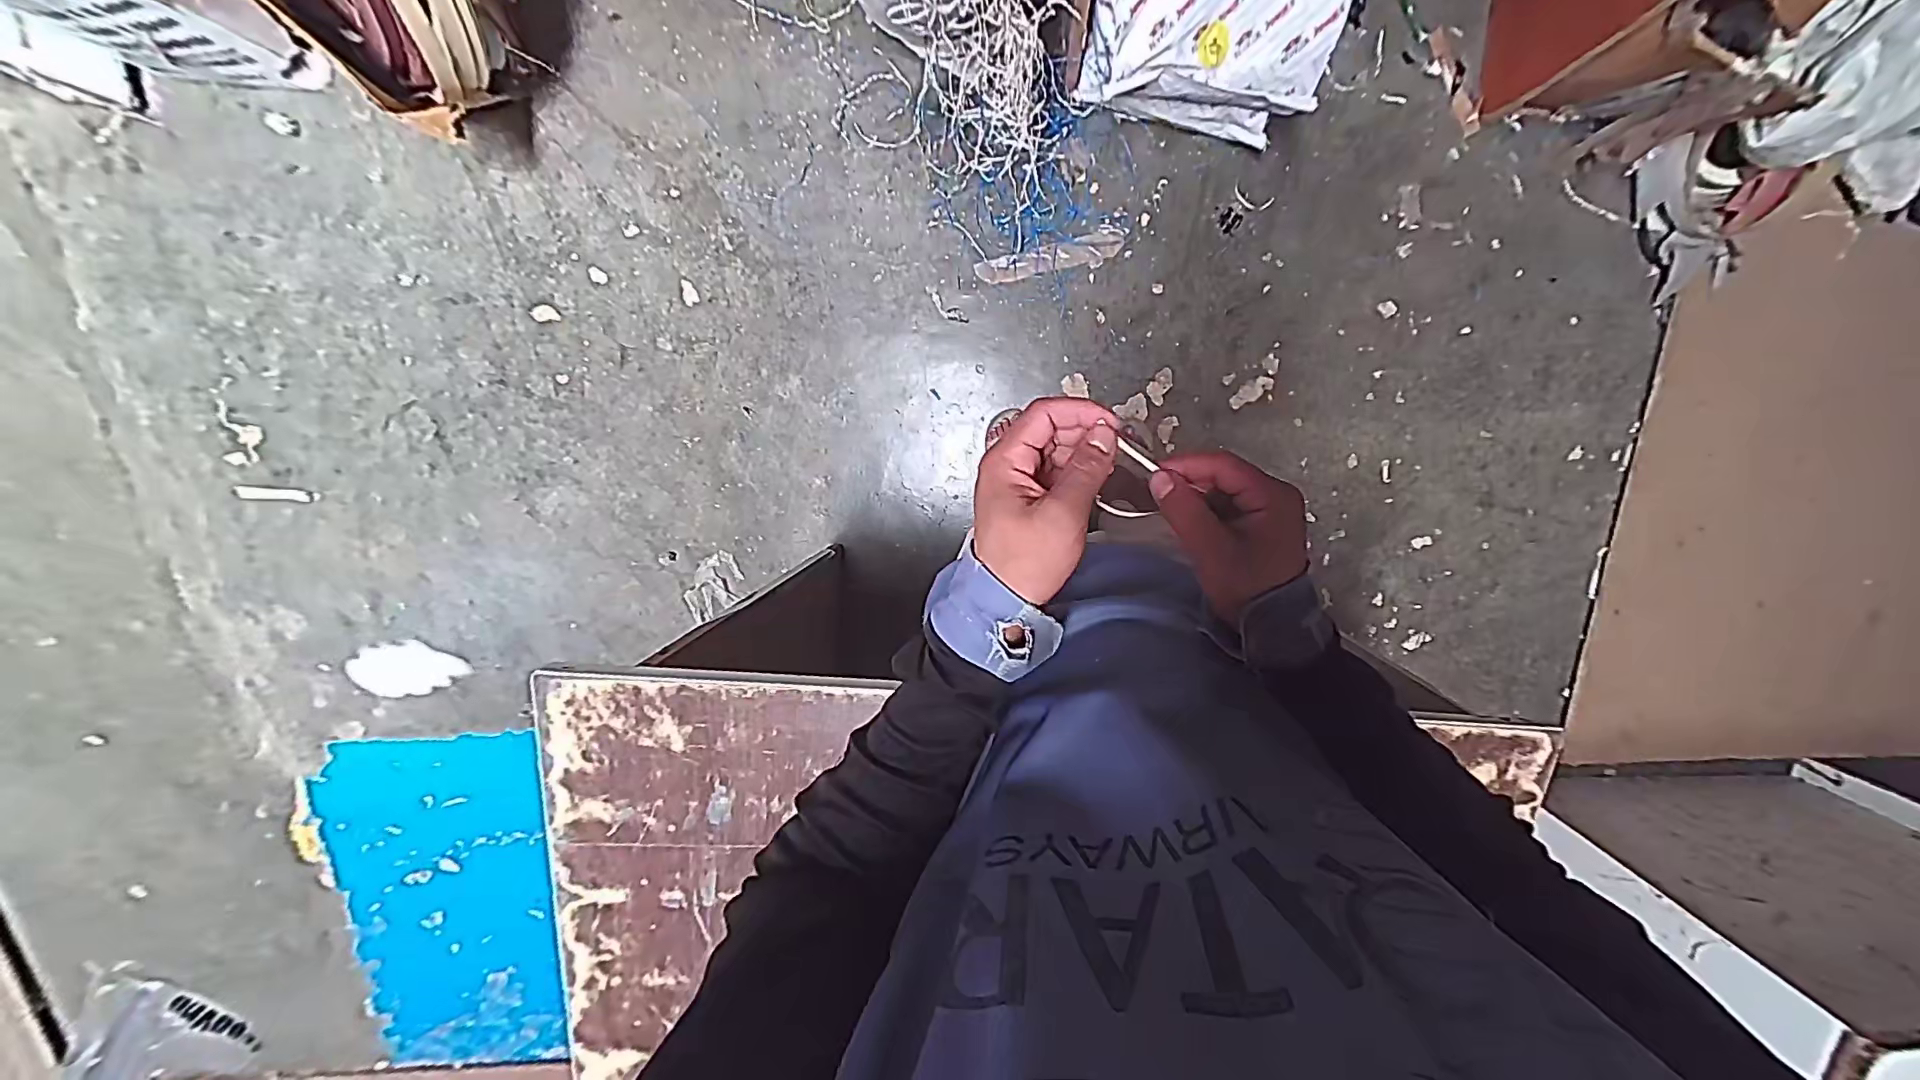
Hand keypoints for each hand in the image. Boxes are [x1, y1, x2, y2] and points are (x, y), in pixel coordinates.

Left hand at [973, 397, 1119, 604]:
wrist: (1006, 599)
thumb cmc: (1023, 564)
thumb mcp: (1062, 513)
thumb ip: (1086, 470)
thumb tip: (1103, 436)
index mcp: (1004, 462)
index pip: (1042, 414)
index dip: (1079, 411)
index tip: (1109, 422)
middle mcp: (1006, 465)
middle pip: (1048, 428)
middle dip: (1084, 431)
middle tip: (1114, 444)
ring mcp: (1016, 481)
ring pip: (1053, 448)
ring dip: (1082, 451)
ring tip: (1108, 463)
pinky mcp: (1027, 496)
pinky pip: (1054, 470)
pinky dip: (1076, 470)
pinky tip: (1094, 478)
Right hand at [1148, 451, 1308, 622]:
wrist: (1272, 625)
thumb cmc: (1246, 586)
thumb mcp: (1210, 547)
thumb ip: (1184, 510)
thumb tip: (1160, 478)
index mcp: (1272, 495)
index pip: (1223, 464)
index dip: (1187, 465)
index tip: (1156, 473)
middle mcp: (1276, 496)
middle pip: (1224, 474)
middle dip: (1190, 481)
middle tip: (1159, 491)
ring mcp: (1270, 511)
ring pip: (1223, 490)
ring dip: (1196, 496)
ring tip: (1171, 508)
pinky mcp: (1260, 525)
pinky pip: (1227, 506)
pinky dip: (1205, 510)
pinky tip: (1189, 522)